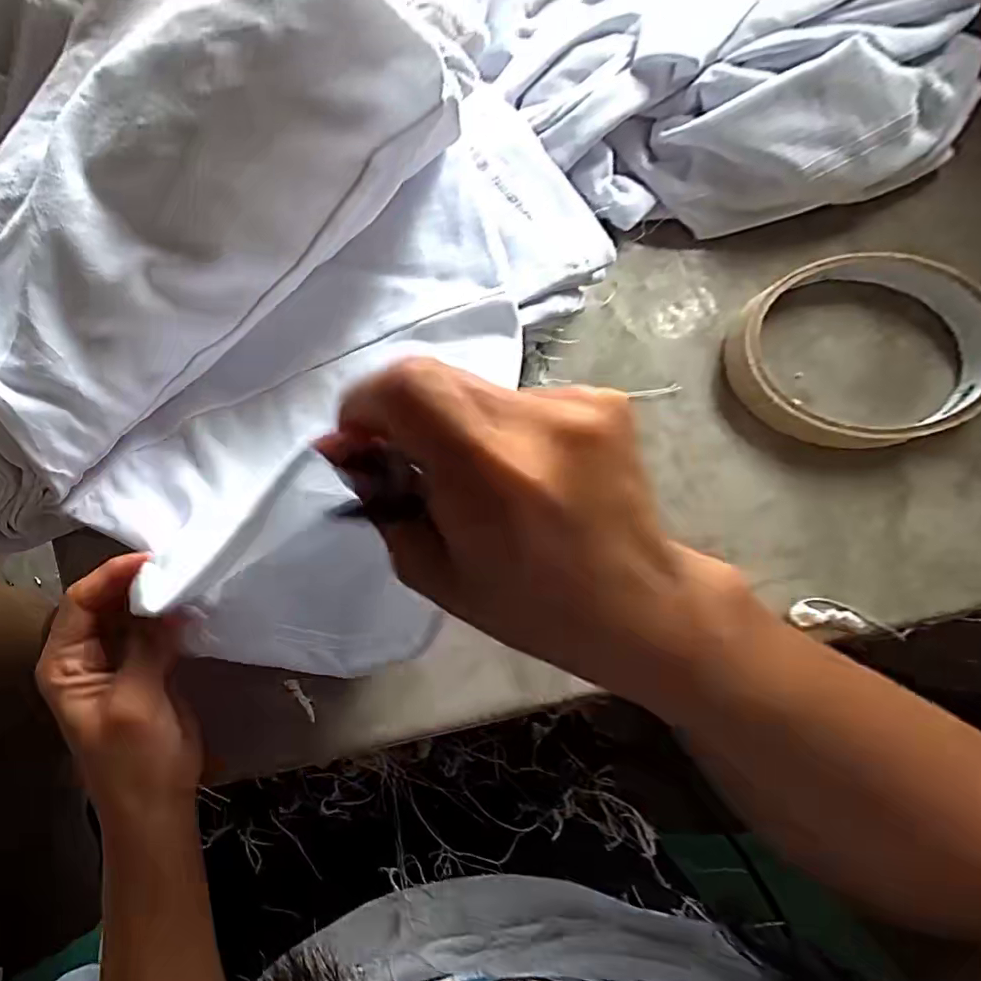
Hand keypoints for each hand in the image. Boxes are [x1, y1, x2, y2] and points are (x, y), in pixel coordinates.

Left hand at [36, 554, 203, 827]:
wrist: (156, 808)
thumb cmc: (135, 762)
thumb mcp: (135, 702)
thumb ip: (146, 647)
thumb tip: (166, 603)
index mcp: (63, 663)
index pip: (80, 602)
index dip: (111, 576)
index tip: (149, 561)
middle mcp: (83, 656)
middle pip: (103, 602)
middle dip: (133, 581)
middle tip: (171, 563)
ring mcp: (113, 662)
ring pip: (127, 614)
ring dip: (151, 596)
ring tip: (181, 575)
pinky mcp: (141, 669)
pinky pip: (149, 631)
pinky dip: (166, 616)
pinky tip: (187, 603)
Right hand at [319, 358, 749, 701]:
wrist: (636, 603)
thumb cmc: (526, 605)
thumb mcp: (430, 570)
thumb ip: (382, 501)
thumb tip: (344, 449)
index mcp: (487, 470)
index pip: (404, 387)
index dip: (363, 404)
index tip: (358, 442)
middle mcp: (534, 421)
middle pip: (431, 376)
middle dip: (396, 413)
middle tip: (398, 458)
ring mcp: (576, 403)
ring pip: (471, 387)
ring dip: (447, 423)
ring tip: (470, 477)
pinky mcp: (601, 399)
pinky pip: (513, 398)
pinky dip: (493, 428)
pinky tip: (515, 472)